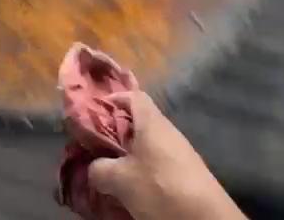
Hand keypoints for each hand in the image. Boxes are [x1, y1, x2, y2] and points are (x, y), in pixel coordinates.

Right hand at [89, 93, 245, 219]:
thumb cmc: (161, 188)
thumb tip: (94, 168)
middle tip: (100, 146)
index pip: (133, 95)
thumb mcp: (121, 180)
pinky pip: (161, 163)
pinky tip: (139, 187)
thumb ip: (100, 169)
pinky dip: (147, 170)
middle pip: (141, 122)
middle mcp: (168, 131)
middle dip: (119, 132)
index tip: (97, 112)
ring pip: (150, 145)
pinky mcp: (190, 174)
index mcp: (152, 121)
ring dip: (133, 155)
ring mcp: (182, 153)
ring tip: (116, 171)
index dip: (115, 99)